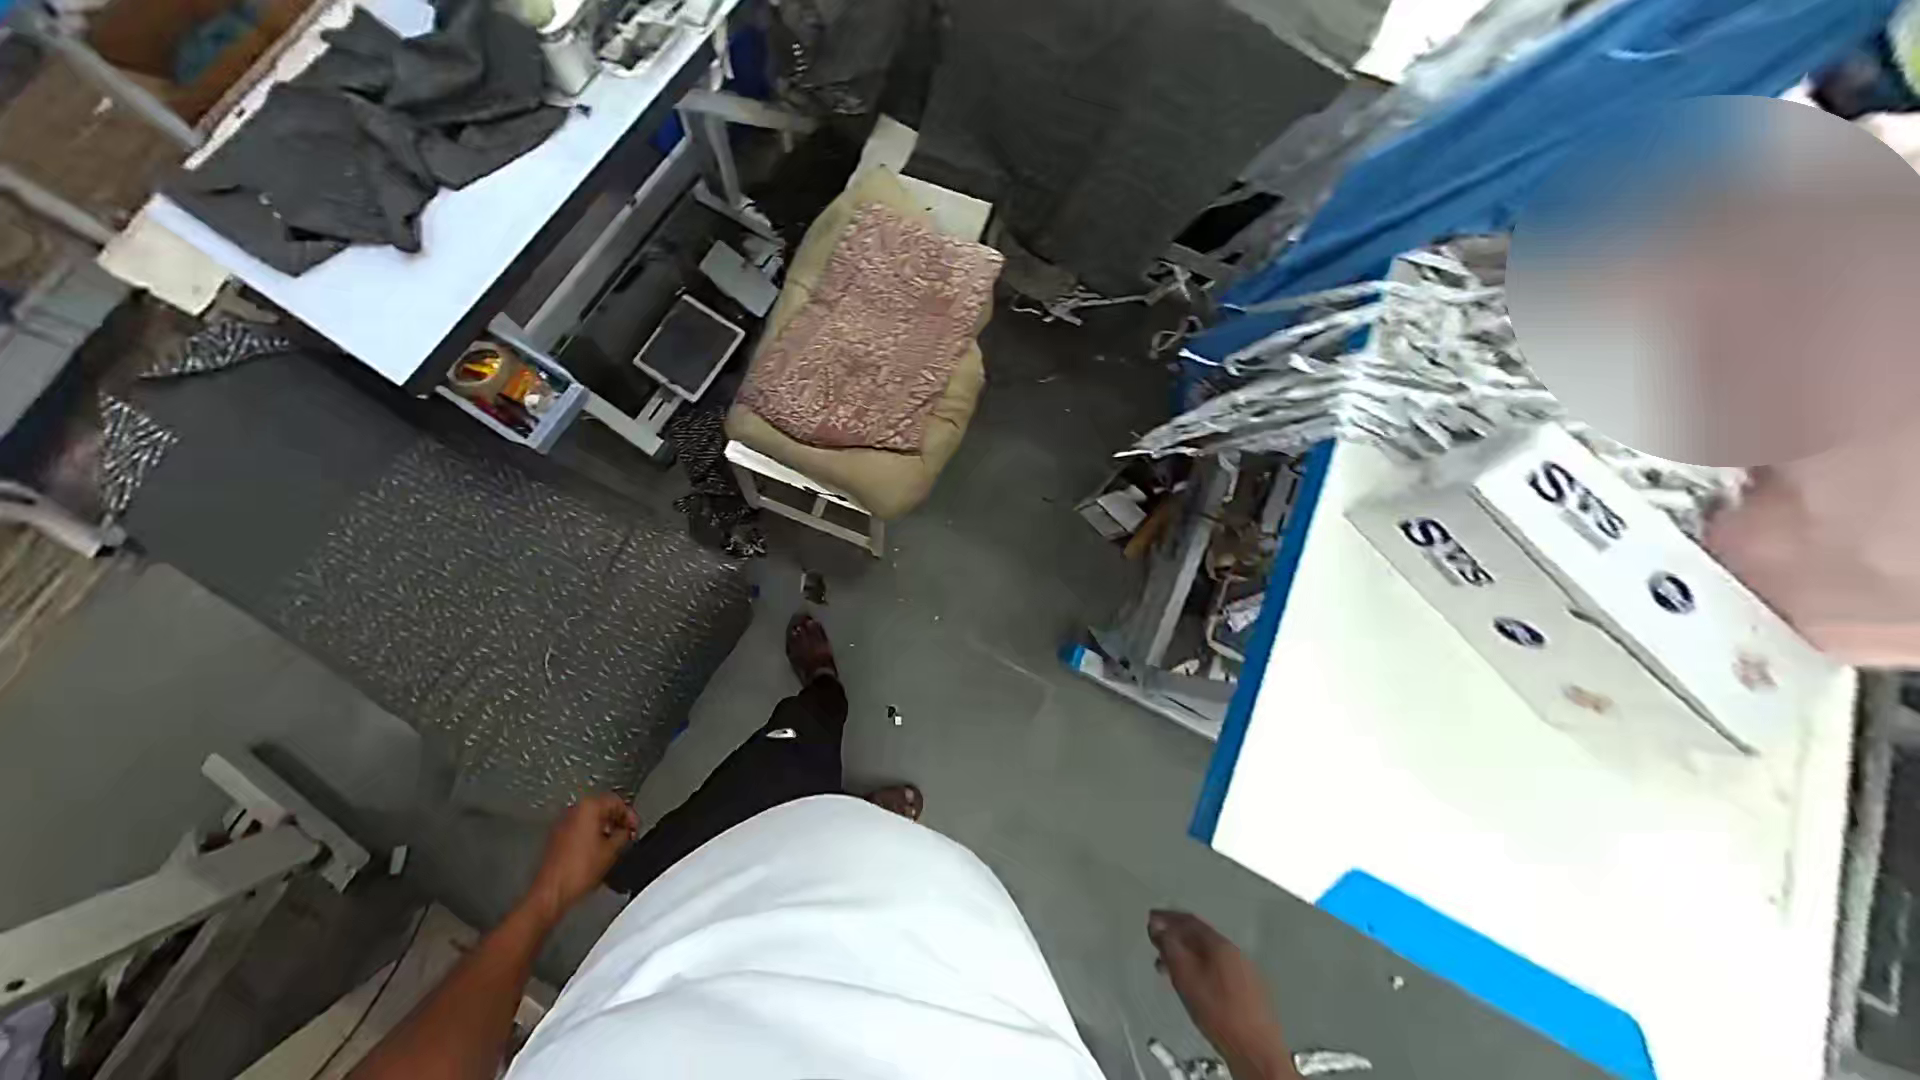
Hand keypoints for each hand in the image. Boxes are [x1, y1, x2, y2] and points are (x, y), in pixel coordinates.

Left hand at [524, 794, 638, 922]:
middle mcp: (573, 812)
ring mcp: (562, 825)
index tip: (635, 827)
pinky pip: (579, 829)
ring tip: (614, 843)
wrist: (552, 892)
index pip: (617, 802)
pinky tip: (598, 850)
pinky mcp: (556, 838)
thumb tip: (626, 831)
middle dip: (617, 820)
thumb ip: (625, 834)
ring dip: (605, 827)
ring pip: (590, 819)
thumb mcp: (613, 850)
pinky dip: (591, 835)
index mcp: (588, 808)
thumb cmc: (578, 871)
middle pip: (603, 808)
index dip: (630, 816)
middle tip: (628, 833)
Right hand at [1148, 910, 1296, 1079]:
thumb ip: (1169, 947)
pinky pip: (1217, 968)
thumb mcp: (1184, 976)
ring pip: (1208, 953)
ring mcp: (1244, 970)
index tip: (1150, 919)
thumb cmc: (1216, 1011)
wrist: (1256, 1052)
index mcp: (1219, 943)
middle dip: (1175, 937)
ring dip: (1186, 954)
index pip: (1188, 920)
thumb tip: (1157, 925)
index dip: (1166, 918)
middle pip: (1199, 935)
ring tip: (1168, 968)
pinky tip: (1192, 983)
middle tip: (1156, 944)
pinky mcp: (1249, 989)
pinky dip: (1200, 967)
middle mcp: (1234, 951)